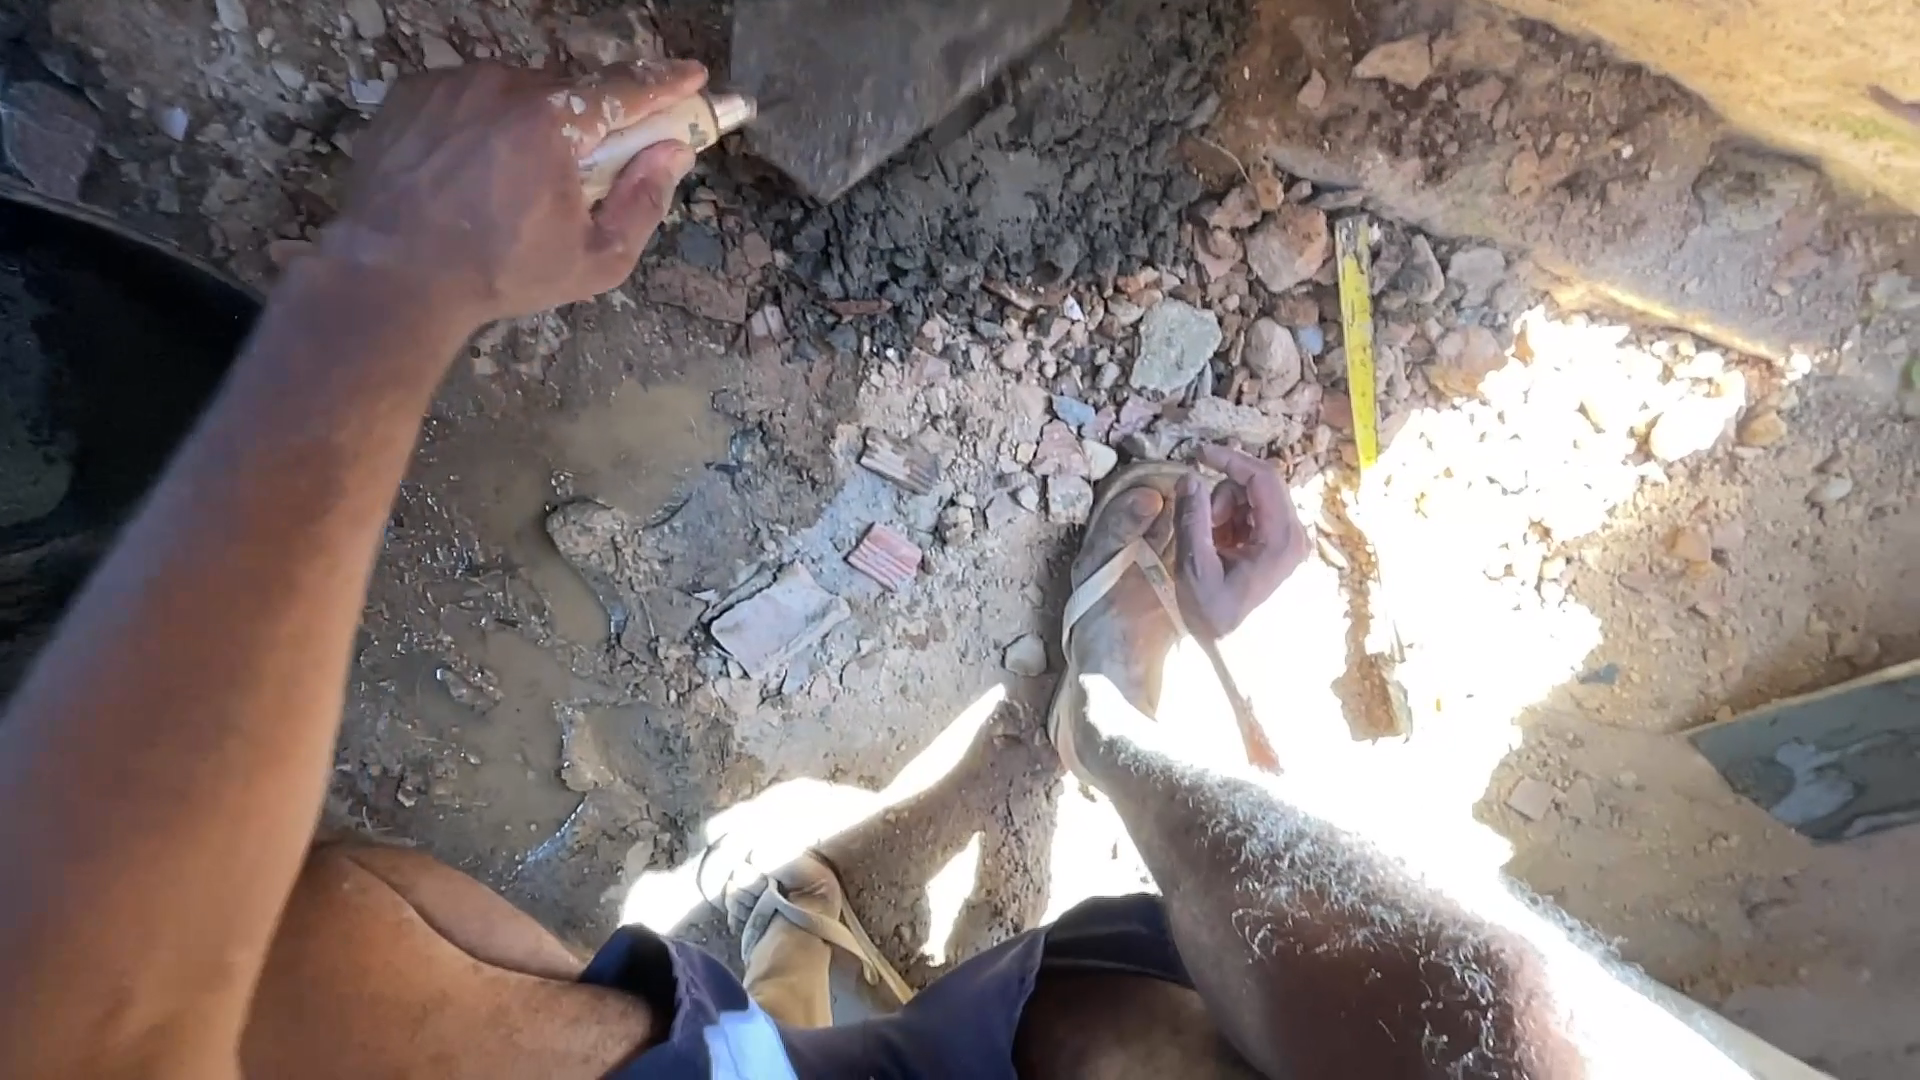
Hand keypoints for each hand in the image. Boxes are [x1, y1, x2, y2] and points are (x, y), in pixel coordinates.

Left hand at [319, 60, 706, 325]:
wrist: (397, 272)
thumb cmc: (507, 272)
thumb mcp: (598, 258)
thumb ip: (644, 202)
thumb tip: (673, 152)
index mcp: (551, 124)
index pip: (625, 89)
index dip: (666, 82)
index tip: (694, 75)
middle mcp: (502, 84)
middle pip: (572, 95)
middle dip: (594, 128)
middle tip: (591, 175)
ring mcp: (453, 82)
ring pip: (522, 95)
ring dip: (541, 128)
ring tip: (524, 185)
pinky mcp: (416, 90)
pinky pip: (477, 98)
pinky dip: (495, 126)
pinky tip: (484, 173)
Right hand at [1174, 445, 1309, 637]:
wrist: (1237, 651)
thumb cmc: (1216, 615)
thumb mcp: (1195, 567)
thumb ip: (1192, 520)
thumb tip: (1189, 477)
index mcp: (1282, 538)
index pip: (1262, 477)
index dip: (1230, 458)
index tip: (1196, 452)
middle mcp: (1294, 533)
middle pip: (1256, 484)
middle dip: (1221, 495)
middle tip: (1201, 525)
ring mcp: (1288, 538)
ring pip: (1250, 497)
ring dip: (1222, 509)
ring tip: (1209, 544)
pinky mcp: (1277, 543)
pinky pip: (1249, 513)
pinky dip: (1227, 521)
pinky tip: (1218, 547)